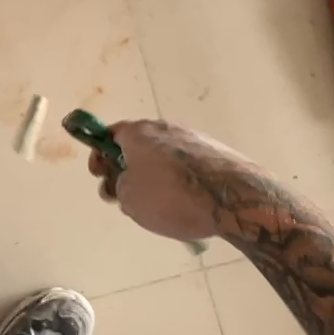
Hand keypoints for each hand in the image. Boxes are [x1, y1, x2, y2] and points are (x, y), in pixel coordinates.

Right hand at [86, 119, 259, 241]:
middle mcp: (165, 128)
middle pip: (136, 146)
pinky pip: (186, 167)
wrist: (234, 199)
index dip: (99, 156)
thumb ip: (118, 186)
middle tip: (127, 196)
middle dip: (127, 170)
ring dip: (154, 177)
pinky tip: (185, 205)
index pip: (108, 134)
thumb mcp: (129, 199)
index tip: (101, 177)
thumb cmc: (172, 196)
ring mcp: (194, 139)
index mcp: (138, 132)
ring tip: (159, 206)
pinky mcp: (216, 154)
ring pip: (162, 158)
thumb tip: (128, 181)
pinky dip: (179, 182)